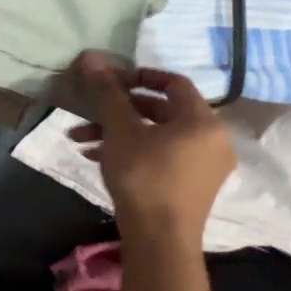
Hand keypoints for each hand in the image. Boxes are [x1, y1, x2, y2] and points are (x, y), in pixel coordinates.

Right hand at [68, 51, 236, 241]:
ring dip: (115, 127)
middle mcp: (211, 140)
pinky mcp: (189, 179)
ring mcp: (202, 163)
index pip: (176, 83)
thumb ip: (108, 91)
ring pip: (154, 131)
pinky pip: (158, 150)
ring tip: (79, 134)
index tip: (110, 79)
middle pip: (161, 107)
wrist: (159, 234)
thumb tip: (93, 56)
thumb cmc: (144, 172)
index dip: (140, 75)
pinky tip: (91, 152)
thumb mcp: (119, 127)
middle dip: (119, 105)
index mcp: (203, 124)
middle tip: (90, 105)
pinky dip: (127, 146)